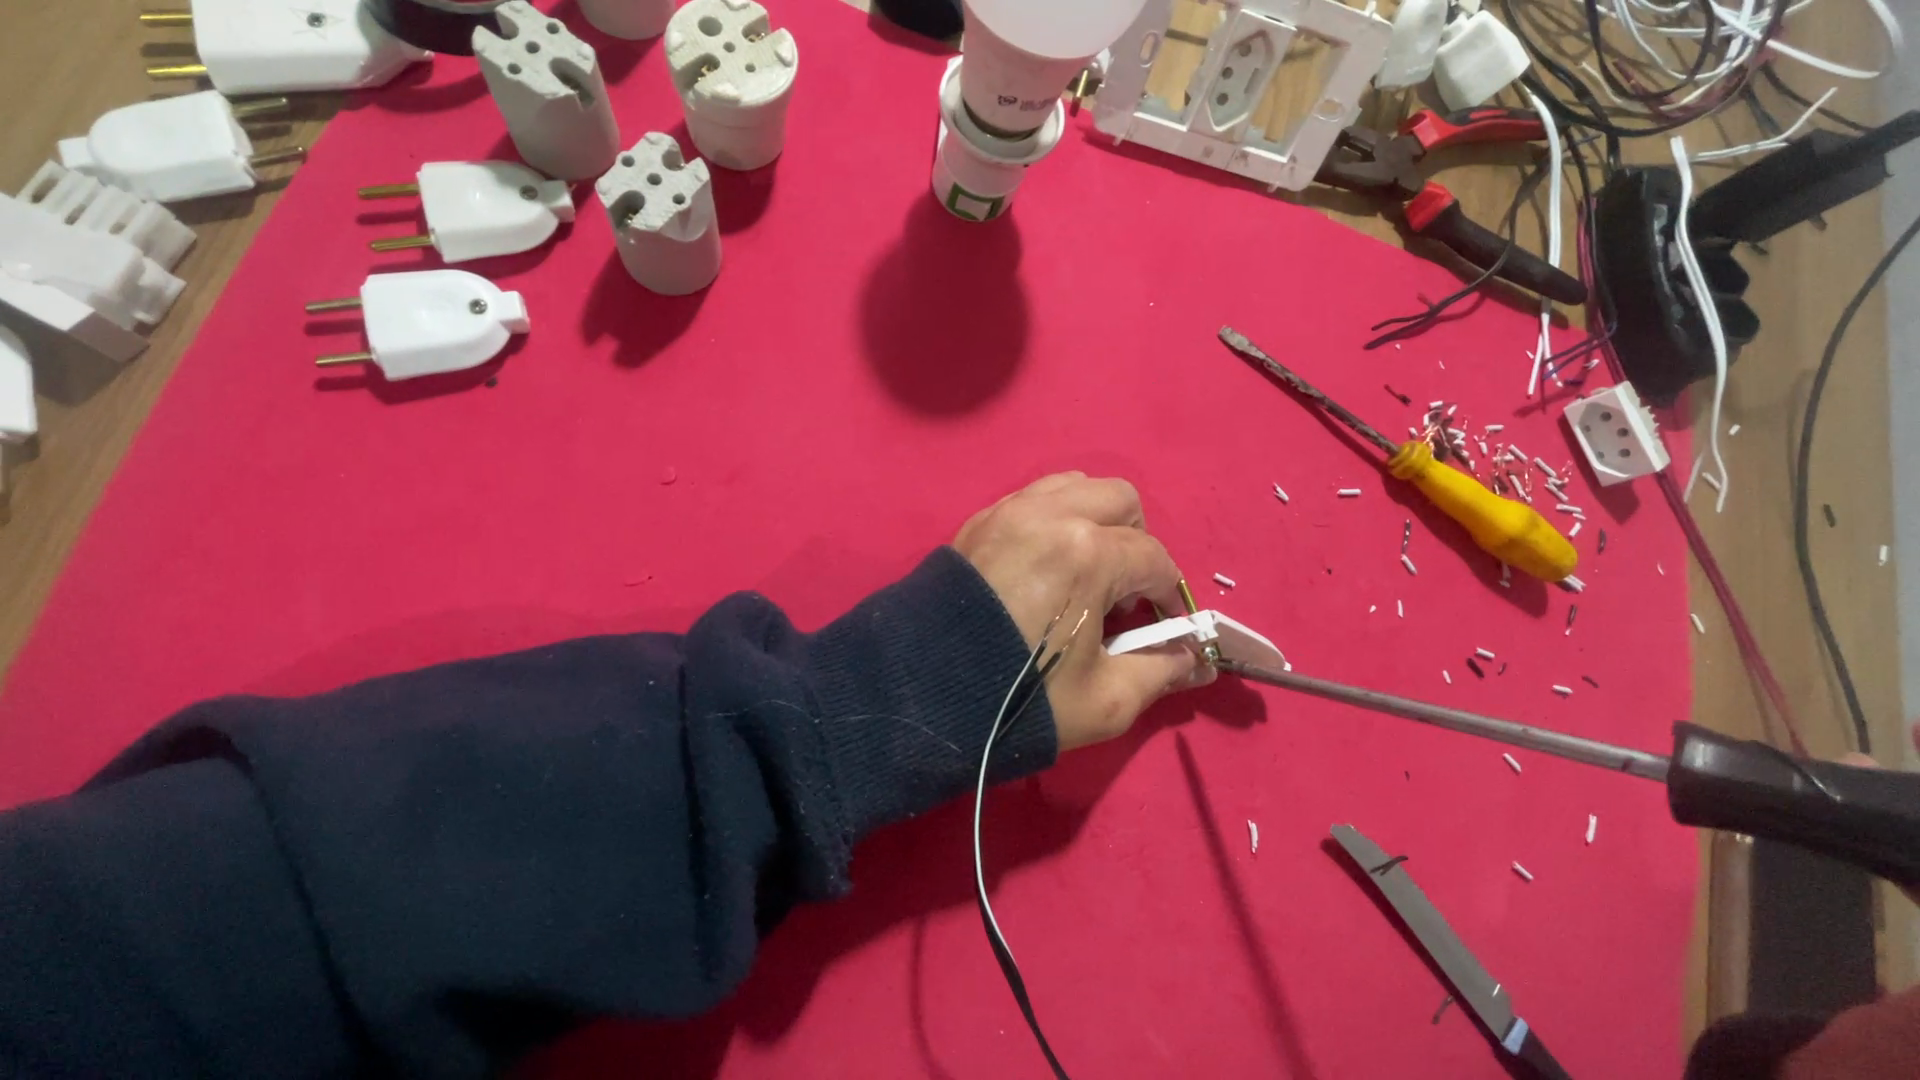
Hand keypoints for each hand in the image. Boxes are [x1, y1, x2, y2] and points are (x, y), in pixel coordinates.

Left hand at [954, 472, 1214, 752]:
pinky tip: (1045, 566)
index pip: (1154, 561)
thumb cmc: (1020, 701)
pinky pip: (1033, 498)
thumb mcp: (1105, 701)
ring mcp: (1010, 512)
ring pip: (1075, 488)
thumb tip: (1193, 660)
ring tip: (1085, 572)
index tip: (1164, 626)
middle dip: (1136, 543)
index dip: (1170, 596)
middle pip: (1120, 502)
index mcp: (1089, 554)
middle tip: (1122, 593)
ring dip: (1095, 521)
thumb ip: (1160, 671)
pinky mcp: (980, 521)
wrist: (920, 696)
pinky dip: (1055, 519)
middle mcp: (1052, 516)